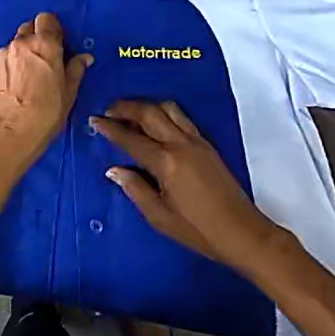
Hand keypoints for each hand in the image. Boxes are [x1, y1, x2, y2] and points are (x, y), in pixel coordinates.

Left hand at [0, 12, 90, 178]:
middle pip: (30, 27)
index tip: (60, 42)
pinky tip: (18, 80)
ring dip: (25, 49)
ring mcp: (4, 54)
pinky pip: (6, 56)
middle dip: (39, 36)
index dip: (54, 28)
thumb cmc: (48, 111)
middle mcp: (22, 43)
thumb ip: (76, 67)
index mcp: (45, 44)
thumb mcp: (70, 90)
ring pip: (17, 42)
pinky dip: (13, 62)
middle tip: (47, 56)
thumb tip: (84, 57)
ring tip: (31, 71)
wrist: (14, 131)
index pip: (48, 18)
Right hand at [91, 100, 289, 273]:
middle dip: (126, 107)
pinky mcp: (206, 143)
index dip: (110, 128)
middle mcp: (181, 144)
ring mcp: (196, 140)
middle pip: (150, 113)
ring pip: (168, 109)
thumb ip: (135, 189)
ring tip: (130, 113)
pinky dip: (164, 112)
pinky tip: (156, 122)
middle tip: (108, 110)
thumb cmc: (197, 230)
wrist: (239, 230)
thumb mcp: (159, 216)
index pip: (131, 138)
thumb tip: (114, 170)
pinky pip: (181, 117)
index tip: (95, 120)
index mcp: (166, 162)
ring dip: (146, 105)